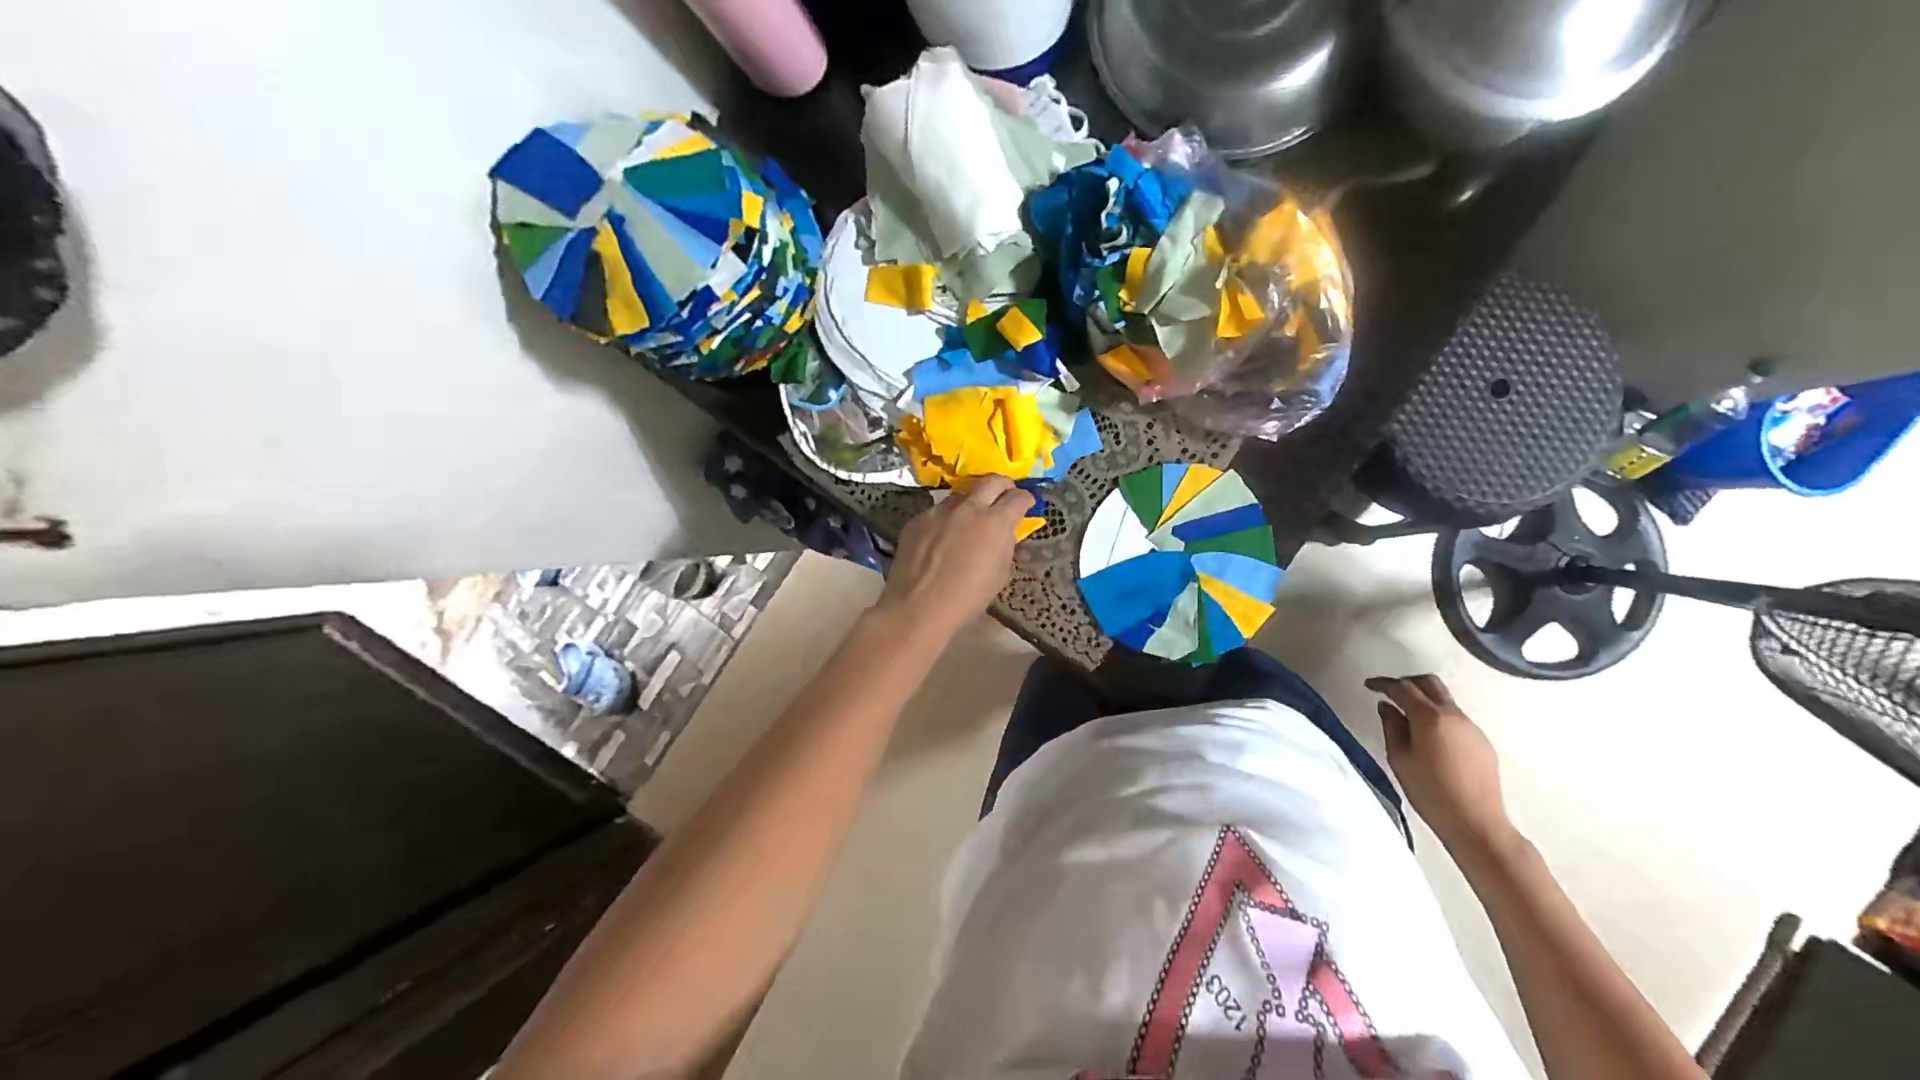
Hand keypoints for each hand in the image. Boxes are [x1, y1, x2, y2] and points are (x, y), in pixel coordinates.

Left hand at [876, 476, 1033, 638]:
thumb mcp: (1000, 574)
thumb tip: (1004, 532)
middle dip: (1003, 485)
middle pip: (991, 481)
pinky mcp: (917, 520)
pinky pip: (937, 512)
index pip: (1018, 498)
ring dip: (971, 502)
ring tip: (971, 517)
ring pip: (960, 495)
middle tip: (1005, 495)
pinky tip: (942, 536)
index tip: (1026, 503)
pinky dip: (946, 519)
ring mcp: (939, 511)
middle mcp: (968, 508)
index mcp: (995, 522)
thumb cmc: (967, 598)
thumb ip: (1005, 545)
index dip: (1025, 499)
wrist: (918, 607)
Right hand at [1366, 674, 1516, 856]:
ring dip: (1424, 699)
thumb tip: (1387, 706)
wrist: (1475, 821)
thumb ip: (1391, 726)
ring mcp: (1471, 727)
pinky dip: (1437, 715)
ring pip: (1444, 699)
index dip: (1383, 684)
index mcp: (1430, 717)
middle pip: (1429, 683)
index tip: (1369, 685)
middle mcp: (1454, 715)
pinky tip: (1428, 735)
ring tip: (1406, 715)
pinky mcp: (1481, 741)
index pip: (1403, 688)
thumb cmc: (1429, 790)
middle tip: (1389, 692)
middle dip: (1407, 682)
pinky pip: (1454, 717)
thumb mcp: (1399, 758)